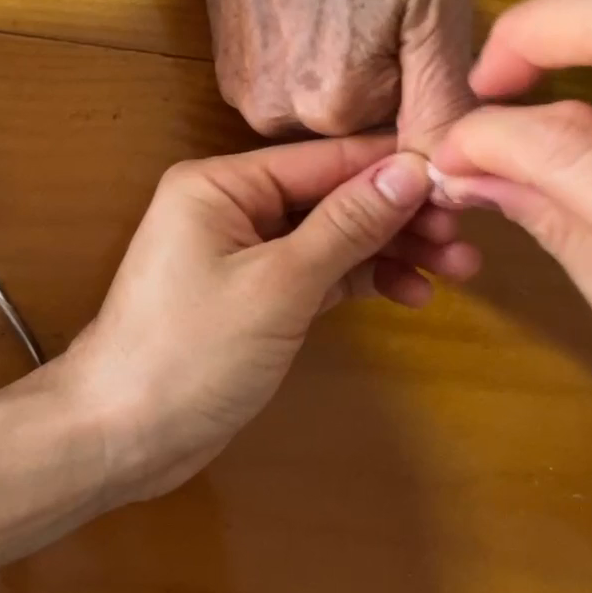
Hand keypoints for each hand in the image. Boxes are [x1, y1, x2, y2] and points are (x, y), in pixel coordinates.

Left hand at [58, 137, 479, 503]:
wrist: (122, 432)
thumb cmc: (190, 351)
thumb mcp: (278, 285)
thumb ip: (345, 226)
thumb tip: (412, 168)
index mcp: (219, 184)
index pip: (322, 161)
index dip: (394, 167)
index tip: (469, 177)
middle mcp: (228, 207)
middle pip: (329, 197)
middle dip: (397, 215)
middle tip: (468, 237)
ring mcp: (240, 253)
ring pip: (328, 237)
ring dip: (388, 250)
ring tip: (458, 270)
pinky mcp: (252, 296)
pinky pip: (315, 274)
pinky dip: (358, 280)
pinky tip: (410, 292)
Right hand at [200, 0, 475, 144]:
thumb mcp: (433, 2)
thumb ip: (444, 99)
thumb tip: (451, 179)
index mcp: (334, 109)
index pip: (404, 143)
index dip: (429, 101)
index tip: (429, 47)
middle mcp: (279, 121)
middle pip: (358, 131)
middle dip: (387, 86)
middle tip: (389, 14)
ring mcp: (245, 98)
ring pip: (323, 112)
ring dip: (346, 76)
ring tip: (347, 9)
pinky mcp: (229, 75)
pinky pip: (289, 92)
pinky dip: (309, 64)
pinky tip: (311, 12)